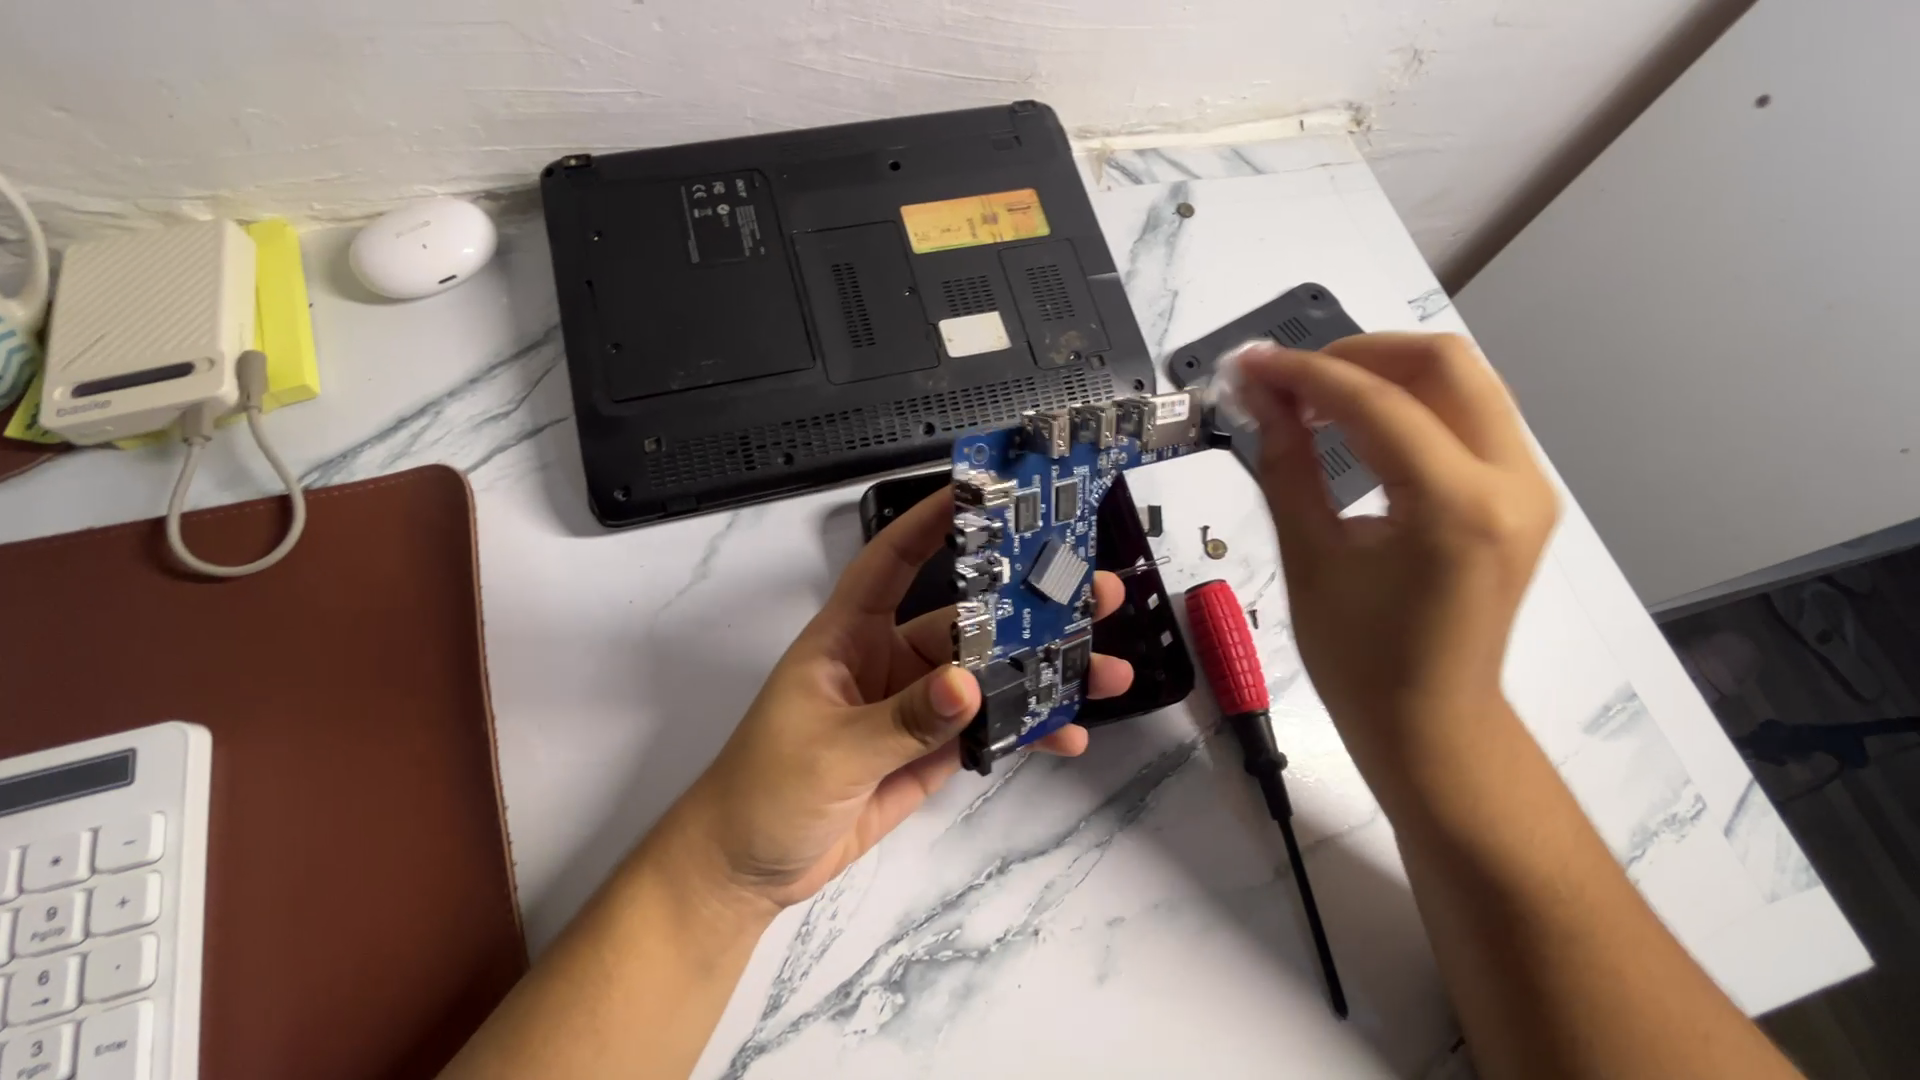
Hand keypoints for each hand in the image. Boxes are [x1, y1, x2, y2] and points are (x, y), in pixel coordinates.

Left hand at [653, 490, 1133, 912]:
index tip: (986, 493)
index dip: (932, 522)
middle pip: (966, 619)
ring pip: (989, 675)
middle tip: (1093, 589)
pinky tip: (1069, 732)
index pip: (892, 562)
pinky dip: (1027, 729)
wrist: (750, 867)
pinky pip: (987, 728)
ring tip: (1104, 667)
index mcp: (849, 637)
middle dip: (1027, 604)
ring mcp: (915, 706)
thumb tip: (969, 685)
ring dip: (1043, 670)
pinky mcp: (932, 749)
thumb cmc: (766, 792)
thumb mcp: (831, 751)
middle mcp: (888, 659)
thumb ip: (902, 720)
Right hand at [1235, 333, 1556, 772]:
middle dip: (1356, 355)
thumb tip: (1259, 396)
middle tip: (1290, 379)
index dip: (1304, 374)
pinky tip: (1358, 428)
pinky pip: (1470, 418)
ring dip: (1385, 375)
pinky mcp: (1523, 497)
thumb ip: (1286, 463)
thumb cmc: (1357, 659)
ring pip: (1463, 382)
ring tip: (1315, 401)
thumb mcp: (1309, 556)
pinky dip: (1410, 405)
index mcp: (1455, 507)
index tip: (1249, 365)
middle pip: (1443, 363)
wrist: (1430, 722)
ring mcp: (1529, 487)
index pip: (1377, 403)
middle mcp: (1512, 483)